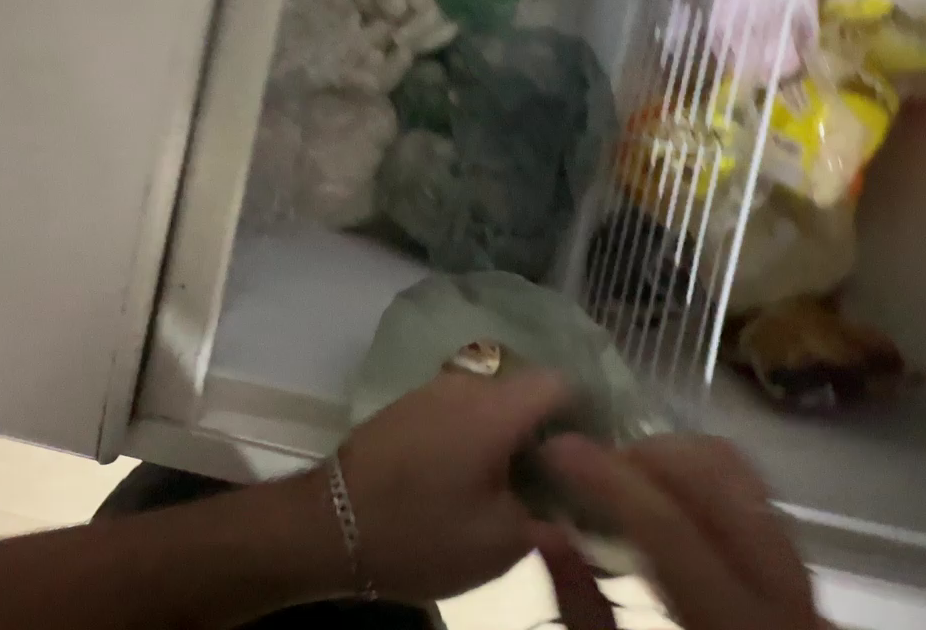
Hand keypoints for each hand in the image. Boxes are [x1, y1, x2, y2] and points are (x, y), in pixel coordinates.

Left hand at [334, 370, 568, 602]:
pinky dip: (479, 430)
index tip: (594, 457)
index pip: (559, 383)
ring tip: (517, 480)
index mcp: (495, 408)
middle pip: (526, 387)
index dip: (586, 415)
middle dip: (549, 428)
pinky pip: (461, 405)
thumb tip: (582, 508)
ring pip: (492, 396)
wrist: (332, 525)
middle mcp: (465, 384)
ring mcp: (431, 389)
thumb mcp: (501, 543)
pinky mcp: (408, 404)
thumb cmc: (422, 533)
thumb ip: (554, 520)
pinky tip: (474, 472)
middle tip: (558, 478)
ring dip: (512, 429)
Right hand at [537, 434, 826, 629]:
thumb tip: (545, 532)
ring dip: (675, 465)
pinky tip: (659, 508)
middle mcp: (791, 603)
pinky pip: (751, 506)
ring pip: (744, 482)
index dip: (611, 481)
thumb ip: (583, 613)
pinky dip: (699, 487)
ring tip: (621, 481)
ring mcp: (807, 591)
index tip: (557, 448)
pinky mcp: (801, 586)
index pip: (675, 534)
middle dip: (649, 457)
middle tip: (591, 466)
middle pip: (725, 483)